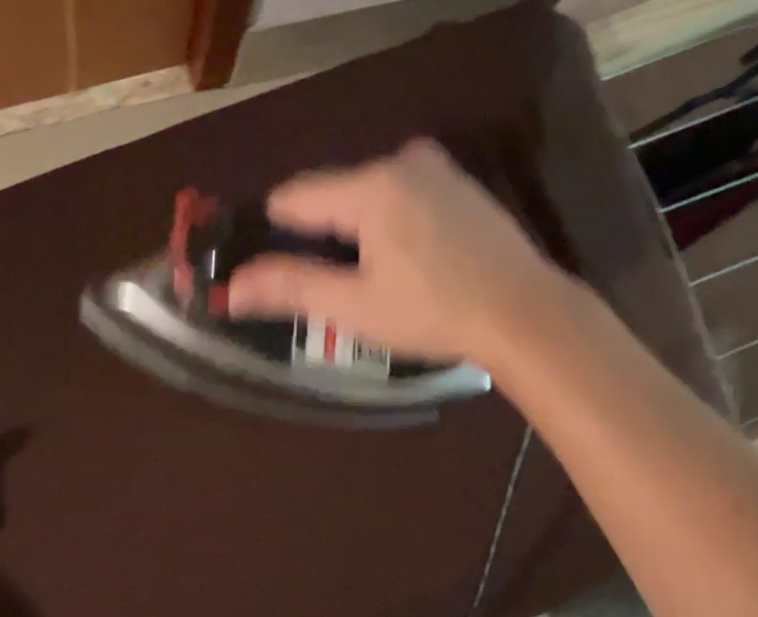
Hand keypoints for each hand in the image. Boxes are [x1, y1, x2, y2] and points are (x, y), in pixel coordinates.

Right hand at [227, 139, 591, 370]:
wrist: (525, 314)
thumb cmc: (433, 313)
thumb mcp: (355, 307)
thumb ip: (291, 287)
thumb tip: (233, 287)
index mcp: (370, 187)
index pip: (293, 198)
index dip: (271, 236)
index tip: (269, 273)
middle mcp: (401, 162)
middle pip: (332, 198)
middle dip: (320, 240)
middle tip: (327, 293)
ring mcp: (436, 170)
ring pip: (367, 200)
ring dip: (355, 237)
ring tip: (369, 287)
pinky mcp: (460, 186)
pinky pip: (402, 201)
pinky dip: (389, 230)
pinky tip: (406, 270)